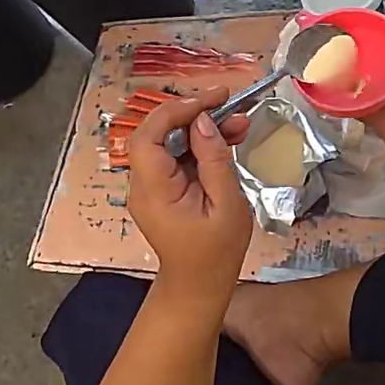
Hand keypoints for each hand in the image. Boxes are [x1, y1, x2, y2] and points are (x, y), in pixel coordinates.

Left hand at [127, 86, 252, 292]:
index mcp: (153, 190)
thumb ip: (215, 161)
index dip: (176, 111)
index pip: (148, 136)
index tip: (212, 100)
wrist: (200, 284)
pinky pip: (179, 156)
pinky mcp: (164, 187)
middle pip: (159, 133)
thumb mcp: (227, 205)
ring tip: (240, 123)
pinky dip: (202, 145)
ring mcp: (152, 185)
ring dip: (202, 128)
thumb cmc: (217, 251)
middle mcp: (144, 183)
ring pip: (171, 142)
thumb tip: (204, 121)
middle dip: (194, 114)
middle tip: (232, 106)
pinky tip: (230, 138)